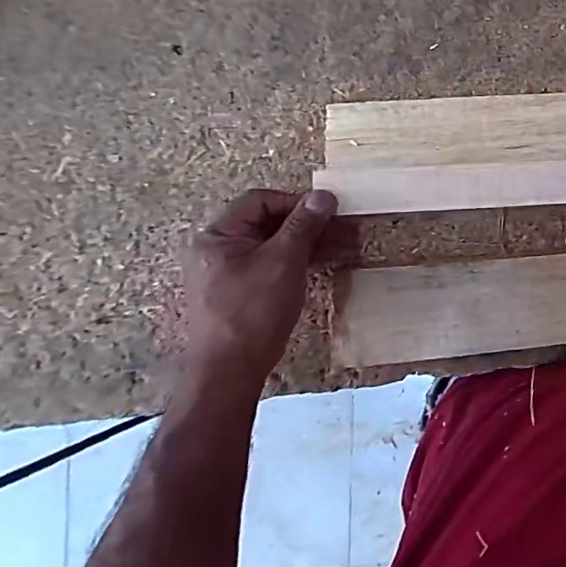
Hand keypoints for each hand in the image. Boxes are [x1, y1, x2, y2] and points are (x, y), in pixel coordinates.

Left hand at [181, 189, 354, 393]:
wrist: (230, 372)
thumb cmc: (252, 311)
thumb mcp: (284, 260)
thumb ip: (304, 224)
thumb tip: (323, 195)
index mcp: (218, 236)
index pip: (260, 201)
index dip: (296, 202)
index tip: (329, 210)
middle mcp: (220, 250)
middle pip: (270, 222)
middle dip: (311, 223)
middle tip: (345, 225)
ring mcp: (232, 272)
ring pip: (277, 244)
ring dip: (312, 241)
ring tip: (347, 242)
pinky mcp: (245, 291)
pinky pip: (276, 263)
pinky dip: (301, 259)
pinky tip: (328, 259)